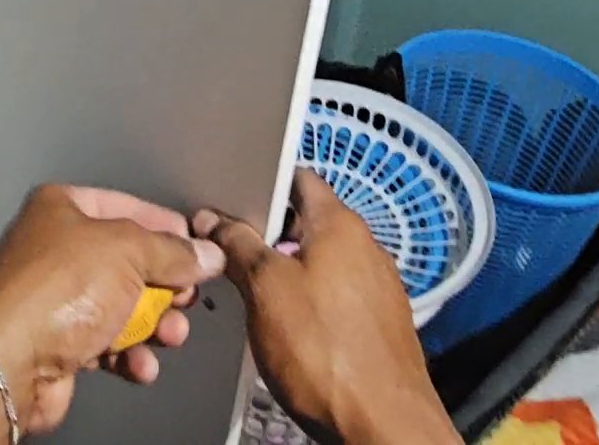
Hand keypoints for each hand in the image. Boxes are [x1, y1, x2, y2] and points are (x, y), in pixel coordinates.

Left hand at [0, 185, 226, 433]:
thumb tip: (205, 253)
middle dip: (163, 284)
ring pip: (121, 305)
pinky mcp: (58, 341)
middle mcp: (55, 246)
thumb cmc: (56, 289)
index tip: (195, 244)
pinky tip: (141, 364)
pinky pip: (107, 342)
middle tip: (184, 296)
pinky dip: (130, 354)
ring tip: (170, 335)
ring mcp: (56, 296)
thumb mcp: (127, 251)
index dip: (163, 225)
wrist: (10, 361)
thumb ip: (172, 251)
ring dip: (153, 325)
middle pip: (127, 260)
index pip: (126, 206)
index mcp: (62, 207)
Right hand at [194, 169, 459, 444]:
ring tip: (258, 297)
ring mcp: (379, 288)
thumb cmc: (325, 351)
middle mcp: (366, 247)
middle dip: (268, 236)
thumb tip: (213, 220)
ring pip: (320, 262)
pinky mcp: (382, 326)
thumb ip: (236, 244)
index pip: (296, 179)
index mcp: (340, 223)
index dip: (260, 184)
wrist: (385, 431)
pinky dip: (311, 304)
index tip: (231, 201)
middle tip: (234, 255)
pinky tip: (291, 331)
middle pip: (306, 222)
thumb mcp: (264, 287)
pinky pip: (337, 298)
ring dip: (288, 272)